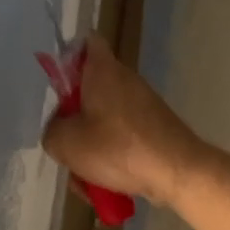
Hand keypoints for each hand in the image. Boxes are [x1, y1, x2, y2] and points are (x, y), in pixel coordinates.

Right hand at [41, 34, 207, 205]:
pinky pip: (121, 137)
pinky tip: (105, 186)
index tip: (57, 85)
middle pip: (89, 91)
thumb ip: (51, 131)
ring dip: (90, 147)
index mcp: (103, 70)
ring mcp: (142, 105)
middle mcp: (125, 80)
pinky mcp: (153, 128)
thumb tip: (59, 129)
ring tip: (85, 178)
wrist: (178, 172)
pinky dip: (111, 157)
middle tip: (65, 142)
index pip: (86, 43)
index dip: (68, 57)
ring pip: (103, 120)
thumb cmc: (118, 149)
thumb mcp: (66, 143)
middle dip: (73, 119)